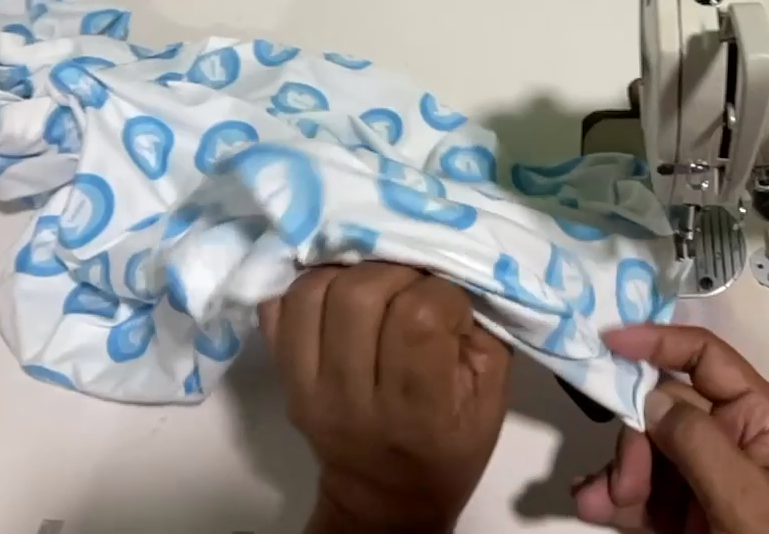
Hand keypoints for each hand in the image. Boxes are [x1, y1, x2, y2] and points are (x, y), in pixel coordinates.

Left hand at [259, 263, 512, 533]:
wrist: (388, 498)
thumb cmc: (452, 440)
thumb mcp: (490, 393)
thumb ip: (482, 329)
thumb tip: (451, 270)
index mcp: (418, 410)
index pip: (419, 314)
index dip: (441, 292)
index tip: (452, 306)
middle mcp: (353, 399)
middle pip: (359, 294)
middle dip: (396, 271)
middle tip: (413, 285)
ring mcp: (309, 390)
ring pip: (315, 292)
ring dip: (351, 271)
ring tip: (378, 283)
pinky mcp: (284, 380)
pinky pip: (278, 308)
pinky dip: (308, 284)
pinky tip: (338, 290)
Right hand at [572, 325, 768, 533]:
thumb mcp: (753, 502)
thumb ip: (701, 445)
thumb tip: (652, 397)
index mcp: (757, 417)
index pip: (703, 356)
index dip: (657, 340)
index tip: (608, 340)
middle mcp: (729, 439)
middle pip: (663, 407)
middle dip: (634, 433)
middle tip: (623, 480)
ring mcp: (707, 481)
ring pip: (648, 452)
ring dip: (618, 470)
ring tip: (599, 501)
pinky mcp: (690, 519)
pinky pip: (644, 494)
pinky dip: (616, 497)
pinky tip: (593, 505)